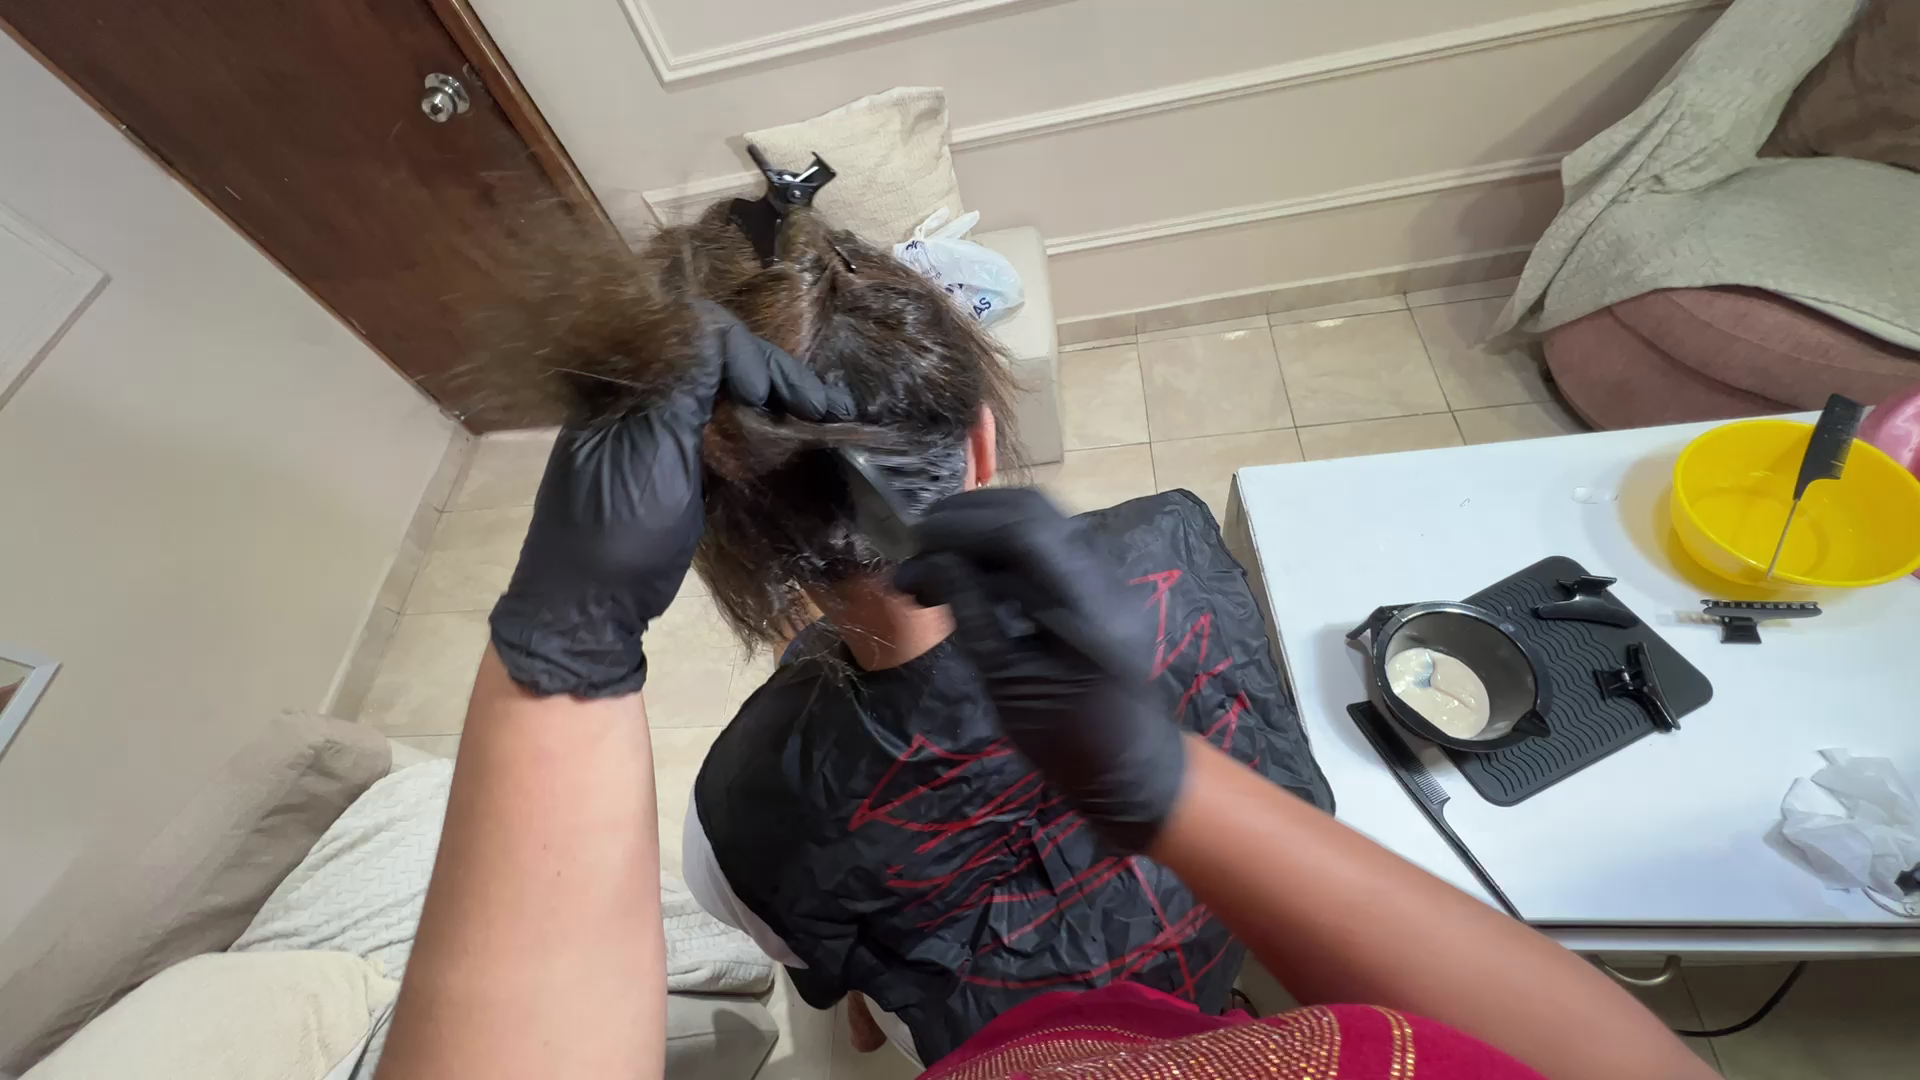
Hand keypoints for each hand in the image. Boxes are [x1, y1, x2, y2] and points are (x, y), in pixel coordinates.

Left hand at [489, 303, 853, 697]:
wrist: (592, 604)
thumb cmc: (618, 530)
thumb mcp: (652, 452)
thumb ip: (683, 387)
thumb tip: (711, 323)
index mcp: (629, 385)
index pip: (699, 339)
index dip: (749, 359)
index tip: (778, 400)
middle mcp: (649, 396)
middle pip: (722, 363)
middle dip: (778, 379)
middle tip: (830, 407)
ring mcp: (667, 429)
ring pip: (731, 395)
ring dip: (780, 401)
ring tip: (830, 414)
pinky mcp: (684, 461)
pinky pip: (727, 428)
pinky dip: (765, 428)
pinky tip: (801, 430)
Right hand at [894, 487, 1185, 850]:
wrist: (1133, 770)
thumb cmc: (1067, 746)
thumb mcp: (1007, 686)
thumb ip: (970, 613)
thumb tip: (924, 564)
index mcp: (1088, 611)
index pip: (1023, 534)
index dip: (961, 526)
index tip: (914, 542)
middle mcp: (1105, 580)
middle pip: (1034, 512)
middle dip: (969, 517)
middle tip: (919, 542)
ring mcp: (1108, 579)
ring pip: (1041, 521)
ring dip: (983, 528)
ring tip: (936, 557)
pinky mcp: (1100, 585)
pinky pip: (1048, 545)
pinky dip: (1003, 548)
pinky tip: (969, 572)